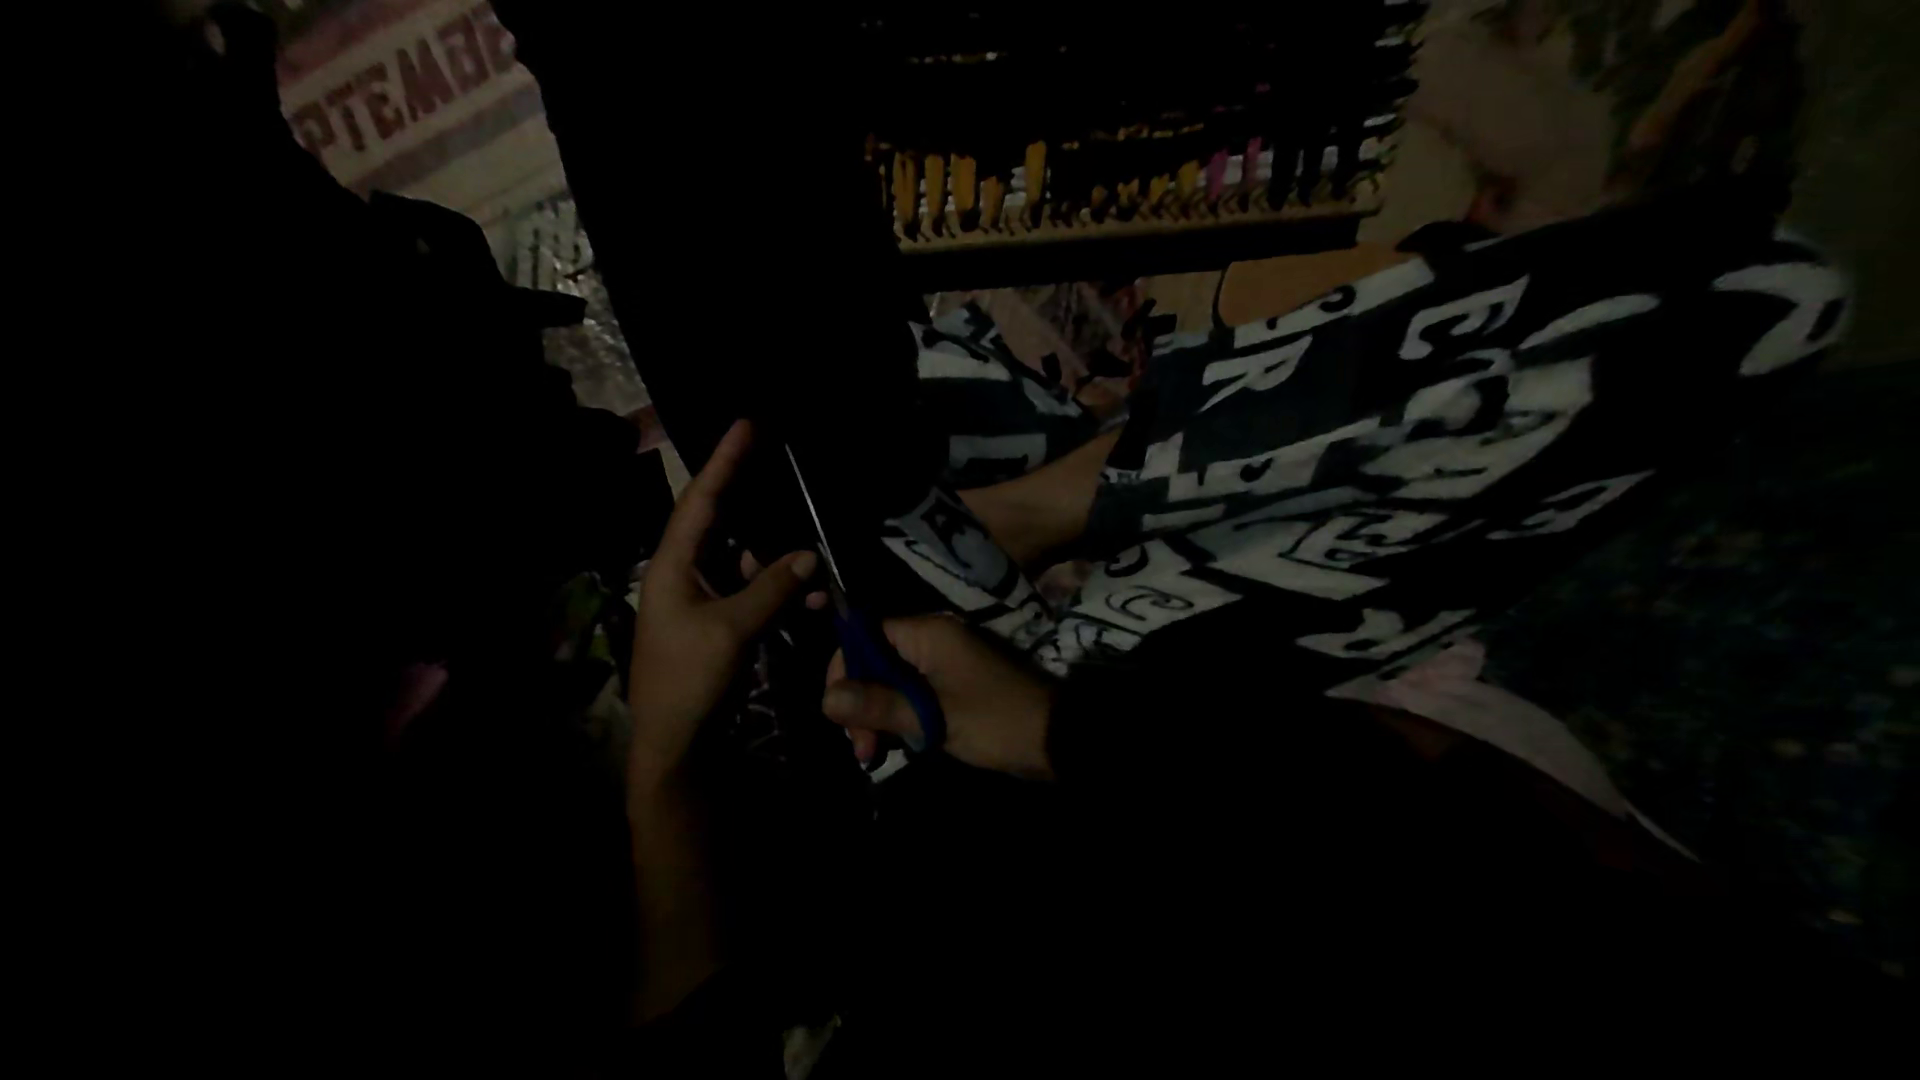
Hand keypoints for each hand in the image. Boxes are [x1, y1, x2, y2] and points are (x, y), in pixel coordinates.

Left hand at [629, 420, 817, 781]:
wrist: (678, 739)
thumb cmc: (689, 678)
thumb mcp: (732, 629)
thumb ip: (772, 588)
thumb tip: (811, 553)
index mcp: (675, 563)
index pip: (701, 499)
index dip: (725, 460)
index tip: (748, 424)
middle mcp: (690, 569)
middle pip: (726, 520)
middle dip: (756, 495)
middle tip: (786, 464)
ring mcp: (709, 593)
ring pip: (750, 557)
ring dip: (782, 555)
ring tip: (818, 552)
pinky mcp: (727, 616)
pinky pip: (759, 588)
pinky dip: (784, 586)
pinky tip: (814, 593)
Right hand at [822, 615, 1056, 779]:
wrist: (1055, 737)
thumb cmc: (994, 720)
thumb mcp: (934, 716)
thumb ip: (879, 704)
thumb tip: (826, 698)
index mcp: (928, 633)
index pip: (865, 632)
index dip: (844, 666)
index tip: (839, 710)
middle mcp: (932, 640)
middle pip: (875, 660)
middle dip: (860, 701)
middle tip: (861, 748)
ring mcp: (943, 664)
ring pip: (891, 681)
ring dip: (877, 715)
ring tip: (874, 754)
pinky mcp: (951, 687)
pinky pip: (912, 695)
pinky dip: (899, 718)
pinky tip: (893, 747)